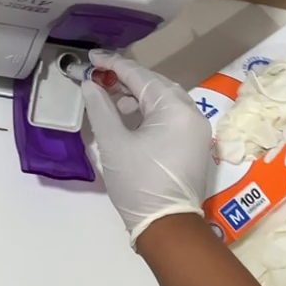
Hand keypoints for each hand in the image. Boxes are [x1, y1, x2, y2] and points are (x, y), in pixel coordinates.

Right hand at [80, 52, 213, 242]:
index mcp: (175, 109)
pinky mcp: (193, 145)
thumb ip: (100, 108)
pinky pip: (170, 116)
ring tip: (111, 100)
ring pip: (164, 100)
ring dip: (137, 96)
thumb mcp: (113, 143)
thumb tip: (90, 85)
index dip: (113, 65)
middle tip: (98, 77)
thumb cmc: (138, 183)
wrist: (167, 227)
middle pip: (155, 84)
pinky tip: (129, 118)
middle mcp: (191, 113)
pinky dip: (149, 112)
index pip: (140, 76)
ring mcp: (196, 130)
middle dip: (126, 79)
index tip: (91, 58)